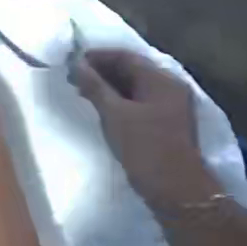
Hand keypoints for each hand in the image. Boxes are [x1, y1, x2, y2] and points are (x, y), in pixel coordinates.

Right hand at [71, 48, 221, 209]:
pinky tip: (100, 106)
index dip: (97, 56)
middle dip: (101, 70)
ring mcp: (169, 106)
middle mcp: (170, 88)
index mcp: (162, 80)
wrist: (176, 189)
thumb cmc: (145, 147)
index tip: (70, 62)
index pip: (126, 57)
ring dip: (108, 85)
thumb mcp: (115, 114)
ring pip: (134, 86)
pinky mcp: (164, 122)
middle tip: (73, 77)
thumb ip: (95, 87)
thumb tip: (76, 64)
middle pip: (132, 69)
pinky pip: (138, 100)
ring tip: (82, 91)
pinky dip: (118, 99)